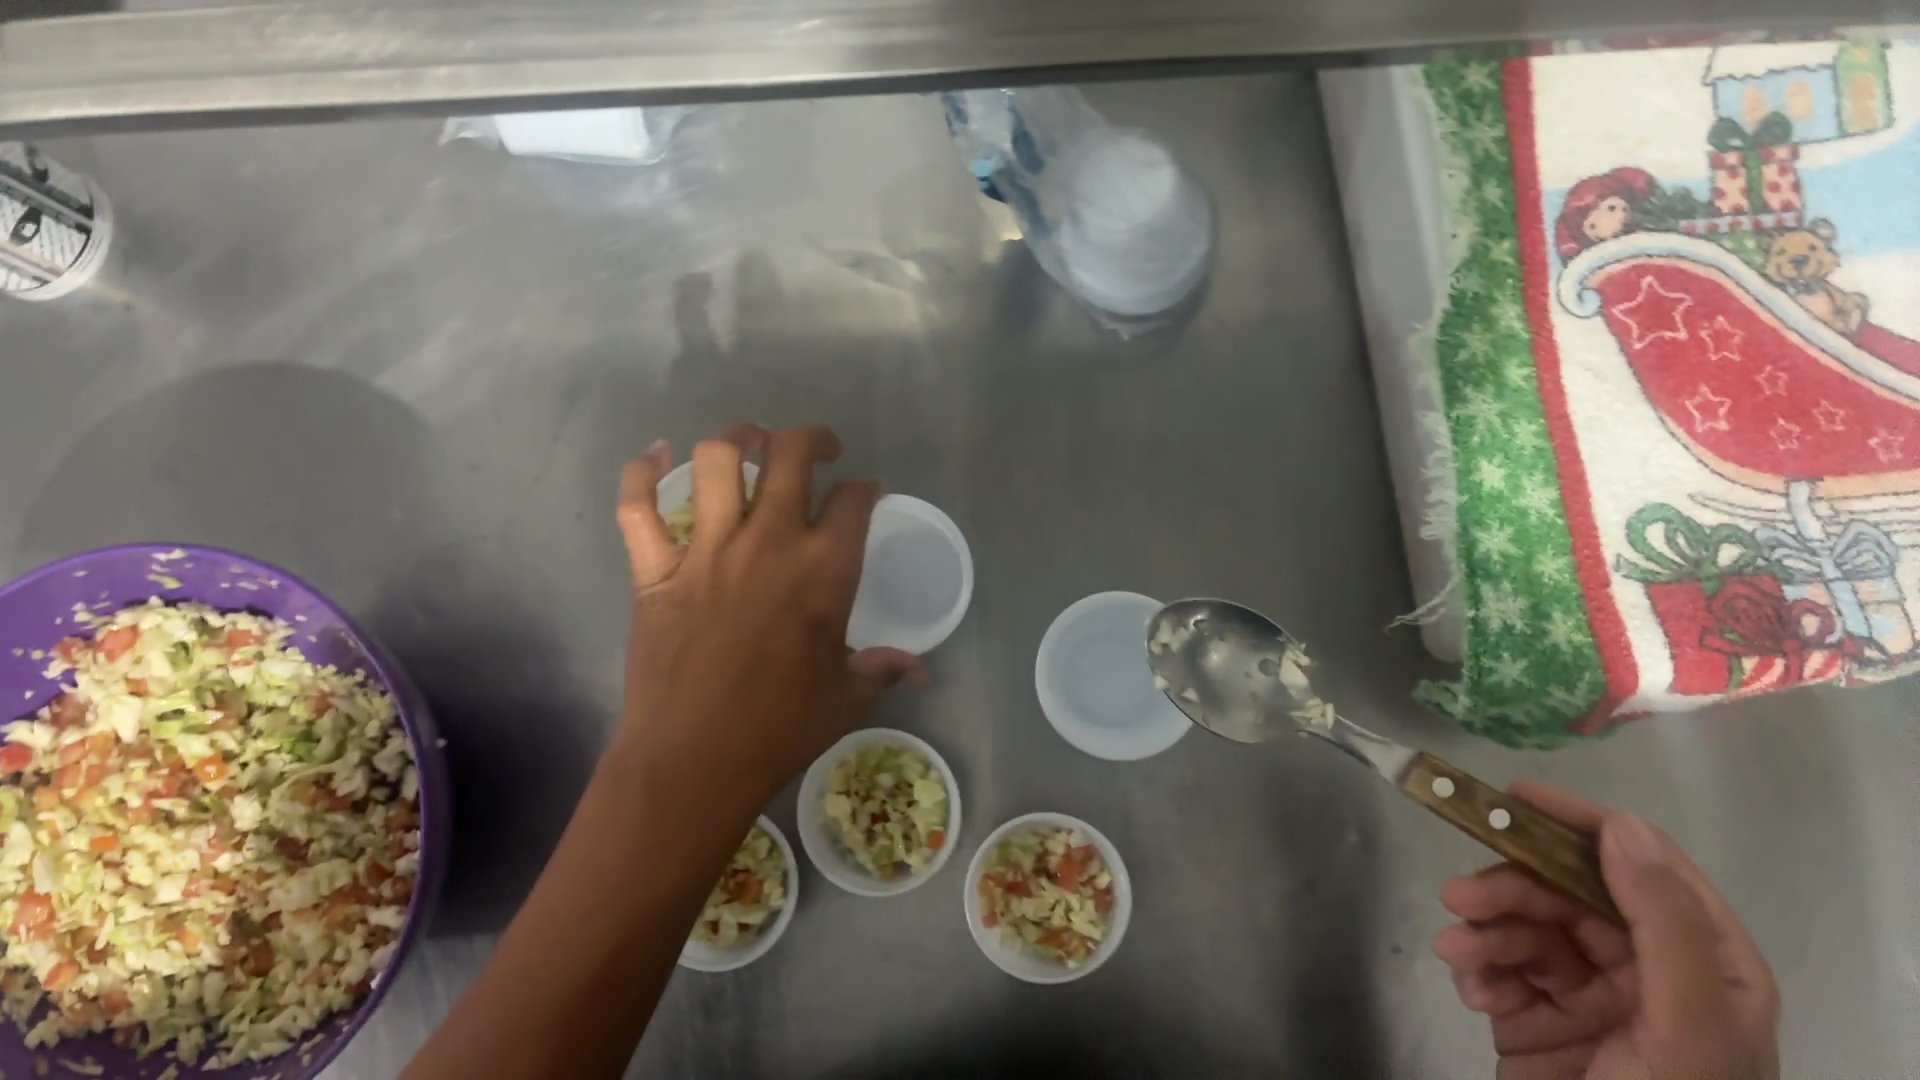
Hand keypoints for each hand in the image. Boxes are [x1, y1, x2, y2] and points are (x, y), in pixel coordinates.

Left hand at [613, 423, 926, 805]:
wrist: (696, 759)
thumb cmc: (781, 728)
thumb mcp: (847, 697)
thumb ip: (883, 668)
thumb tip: (920, 669)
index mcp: (825, 568)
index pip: (854, 499)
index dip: (864, 487)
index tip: (864, 492)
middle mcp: (769, 541)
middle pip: (789, 453)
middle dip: (809, 438)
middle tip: (816, 449)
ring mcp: (707, 549)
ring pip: (716, 459)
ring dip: (736, 437)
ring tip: (748, 442)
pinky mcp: (656, 569)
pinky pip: (637, 506)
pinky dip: (641, 472)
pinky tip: (656, 454)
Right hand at [1433, 781, 1779, 1079]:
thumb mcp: (1687, 1027)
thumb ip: (1664, 923)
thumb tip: (1622, 826)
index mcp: (1703, 962)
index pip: (1643, 864)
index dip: (1581, 824)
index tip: (1514, 796)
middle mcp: (1643, 967)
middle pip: (1563, 891)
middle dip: (1508, 887)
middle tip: (1459, 896)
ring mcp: (1585, 992)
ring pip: (1521, 925)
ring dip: (1483, 932)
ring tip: (1457, 952)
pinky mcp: (1534, 1015)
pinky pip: (1497, 967)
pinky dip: (1477, 970)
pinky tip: (1473, 991)